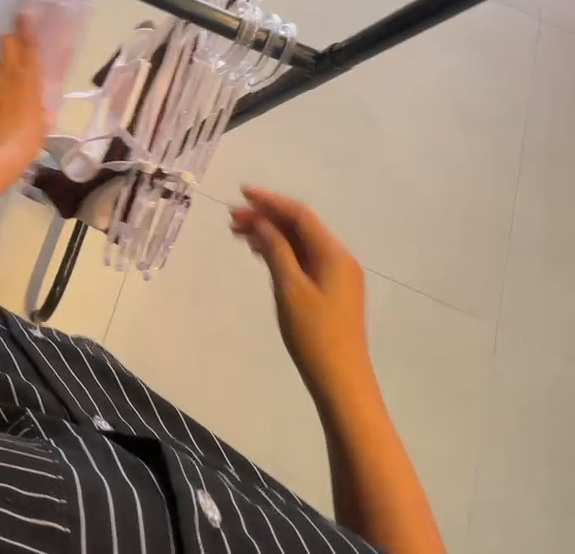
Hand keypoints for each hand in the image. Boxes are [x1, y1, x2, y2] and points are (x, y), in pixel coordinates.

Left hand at [0, 21, 47, 166]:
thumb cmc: (28, 137)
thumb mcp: (42, 121)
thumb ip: (39, 108)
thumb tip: (41, 110)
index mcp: (30, 75)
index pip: (29, 42)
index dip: (26, 26)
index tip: (23, 13)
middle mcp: (7, 70)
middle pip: (5, 42)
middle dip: (8, 44)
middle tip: (10, 56)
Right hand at [230, 186, 374, 407]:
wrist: (341, 381)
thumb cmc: (314, 333)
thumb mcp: (289, 287)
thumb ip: (275, 249)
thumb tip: (260, 221)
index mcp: (333, 254)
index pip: (299, 215)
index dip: (270, 202)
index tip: (241, 194)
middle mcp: (338, 259)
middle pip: (299, 227)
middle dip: (267, 218)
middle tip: (232, 219)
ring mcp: (336, 276)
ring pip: (299, 244)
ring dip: (271, 234)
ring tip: (239, 234)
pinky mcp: (329, 292)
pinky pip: (302, 260)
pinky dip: (280, 252)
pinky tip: (260, 253)